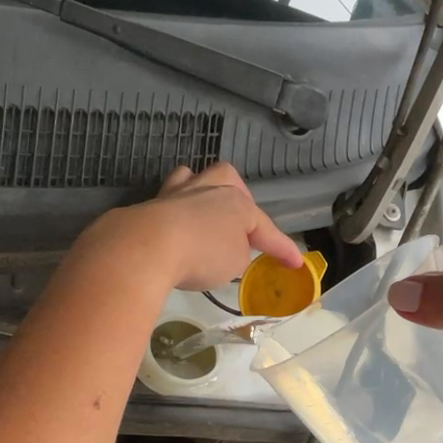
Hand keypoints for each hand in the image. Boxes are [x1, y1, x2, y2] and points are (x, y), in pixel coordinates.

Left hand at [81, 163, 302, 290]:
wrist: (145, 247)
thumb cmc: (201, 254)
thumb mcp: (234, 262)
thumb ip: (237, 252)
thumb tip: (226, 247)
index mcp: (236, 203)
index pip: (265, 227)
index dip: (282, 247)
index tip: (296, 263)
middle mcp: (208, 190)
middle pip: (227, 178)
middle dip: (237, 194)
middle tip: (239, 221)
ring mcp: (175, 194)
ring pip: (192, 178)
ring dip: (202, 193)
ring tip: (204, 213)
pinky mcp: (149, 207)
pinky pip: (167, 202)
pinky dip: (174, 213)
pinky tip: (174, 229)